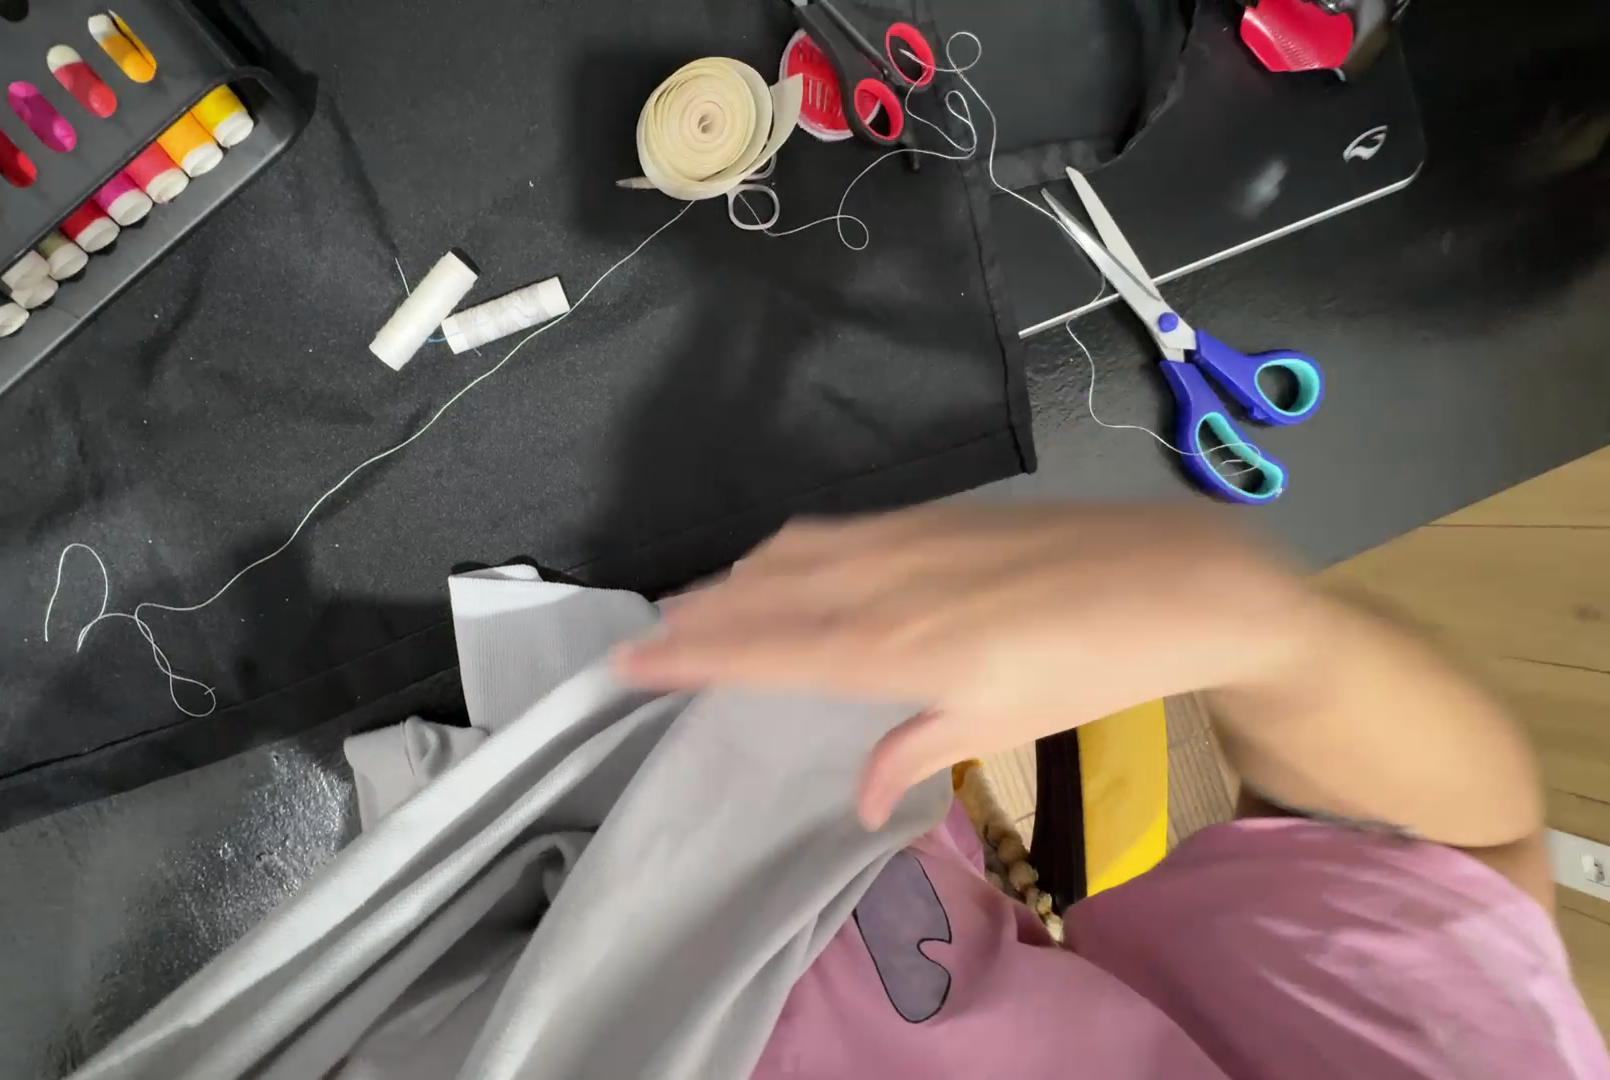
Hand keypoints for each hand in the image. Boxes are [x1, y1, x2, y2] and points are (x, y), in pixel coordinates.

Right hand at [613, 502, 1323, 827]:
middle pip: (756, 600)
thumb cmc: (1090, 668)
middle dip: (692, 619)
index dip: (689, 657)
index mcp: (888, 649)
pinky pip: (821, 533)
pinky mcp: (916, 518)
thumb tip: (858, 804)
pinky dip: (776, 553)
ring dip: (727, 584)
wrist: (1172, 577)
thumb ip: (912, 751)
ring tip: (688, 606)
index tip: (629, 660)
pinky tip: (768, 562)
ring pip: (781, 560)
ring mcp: (892, 544)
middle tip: (641, 638)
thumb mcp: (1002, 726)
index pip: (761, 652)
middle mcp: (873, 588)